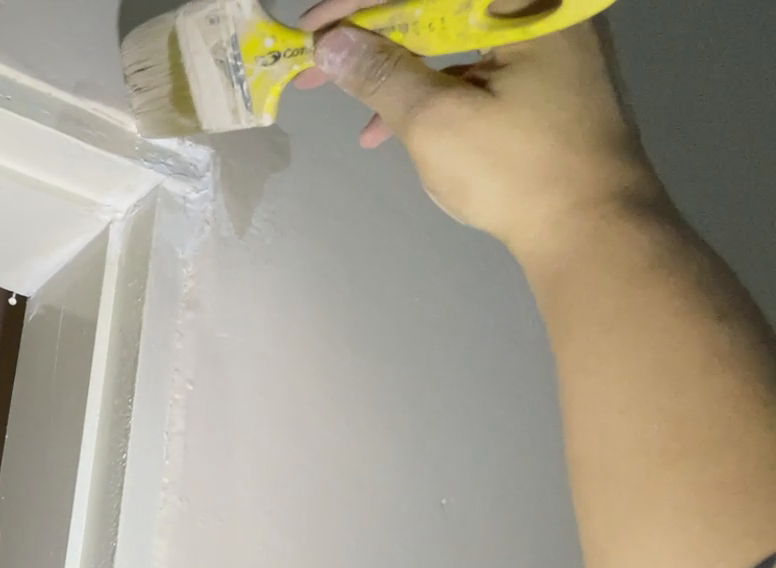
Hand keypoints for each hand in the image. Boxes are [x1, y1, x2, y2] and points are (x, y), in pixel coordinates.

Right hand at [294, 1, 668, 260]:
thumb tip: (330, 44)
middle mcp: (539, 9)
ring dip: (388, 62)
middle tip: (314, 58)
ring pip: (446, 36)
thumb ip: (382, 75)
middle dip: (371, 32)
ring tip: (339, 90)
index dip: (362, 4)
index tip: (311, 30)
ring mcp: (540, 42)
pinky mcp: (534, 75)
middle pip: (438, 8)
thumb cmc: (512, 165)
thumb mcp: (434, 119)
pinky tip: (383, 128)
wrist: (586, 217)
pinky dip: (420, 88)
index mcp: (526, 4)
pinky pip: (464, 65)